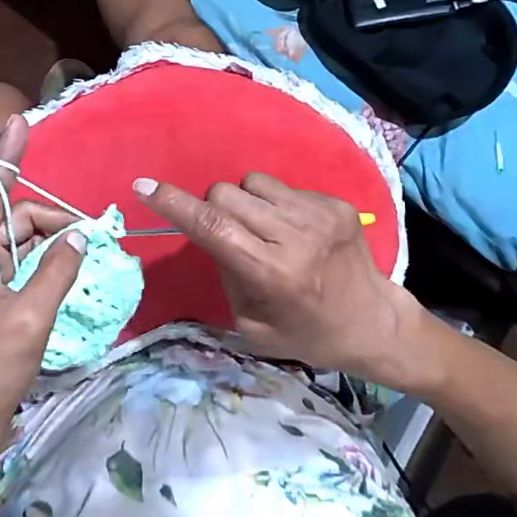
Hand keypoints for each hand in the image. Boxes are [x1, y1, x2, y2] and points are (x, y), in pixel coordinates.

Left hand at [0, 115, 85, 438]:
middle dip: (48, 216)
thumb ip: (57, 268)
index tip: (19, 121)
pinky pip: (16, 255)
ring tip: (81, 247)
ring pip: (15, 234)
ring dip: (48, 236)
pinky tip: (64, 259)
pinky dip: (41, 253)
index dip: (6, 157)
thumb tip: (80, 235)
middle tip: (88, 234)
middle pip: (8, 215)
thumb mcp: (31, 317)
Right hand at [132, 173, 424, 387]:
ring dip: (245, 203)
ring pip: (253, 183)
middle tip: (229, 236)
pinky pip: (284, 188)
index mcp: (272, 273)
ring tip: (264, 231)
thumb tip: (211, 230)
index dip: (174, 204)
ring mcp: (321, 214)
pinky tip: (294, 232)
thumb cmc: (306, 334)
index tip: (145, 187)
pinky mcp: (337, 204)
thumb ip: (226, 273)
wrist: (372, 322)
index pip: (212, 226)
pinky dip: (276, 205)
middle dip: (214, 209)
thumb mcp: (251, 323)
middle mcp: (296, 235)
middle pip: (226, 194)